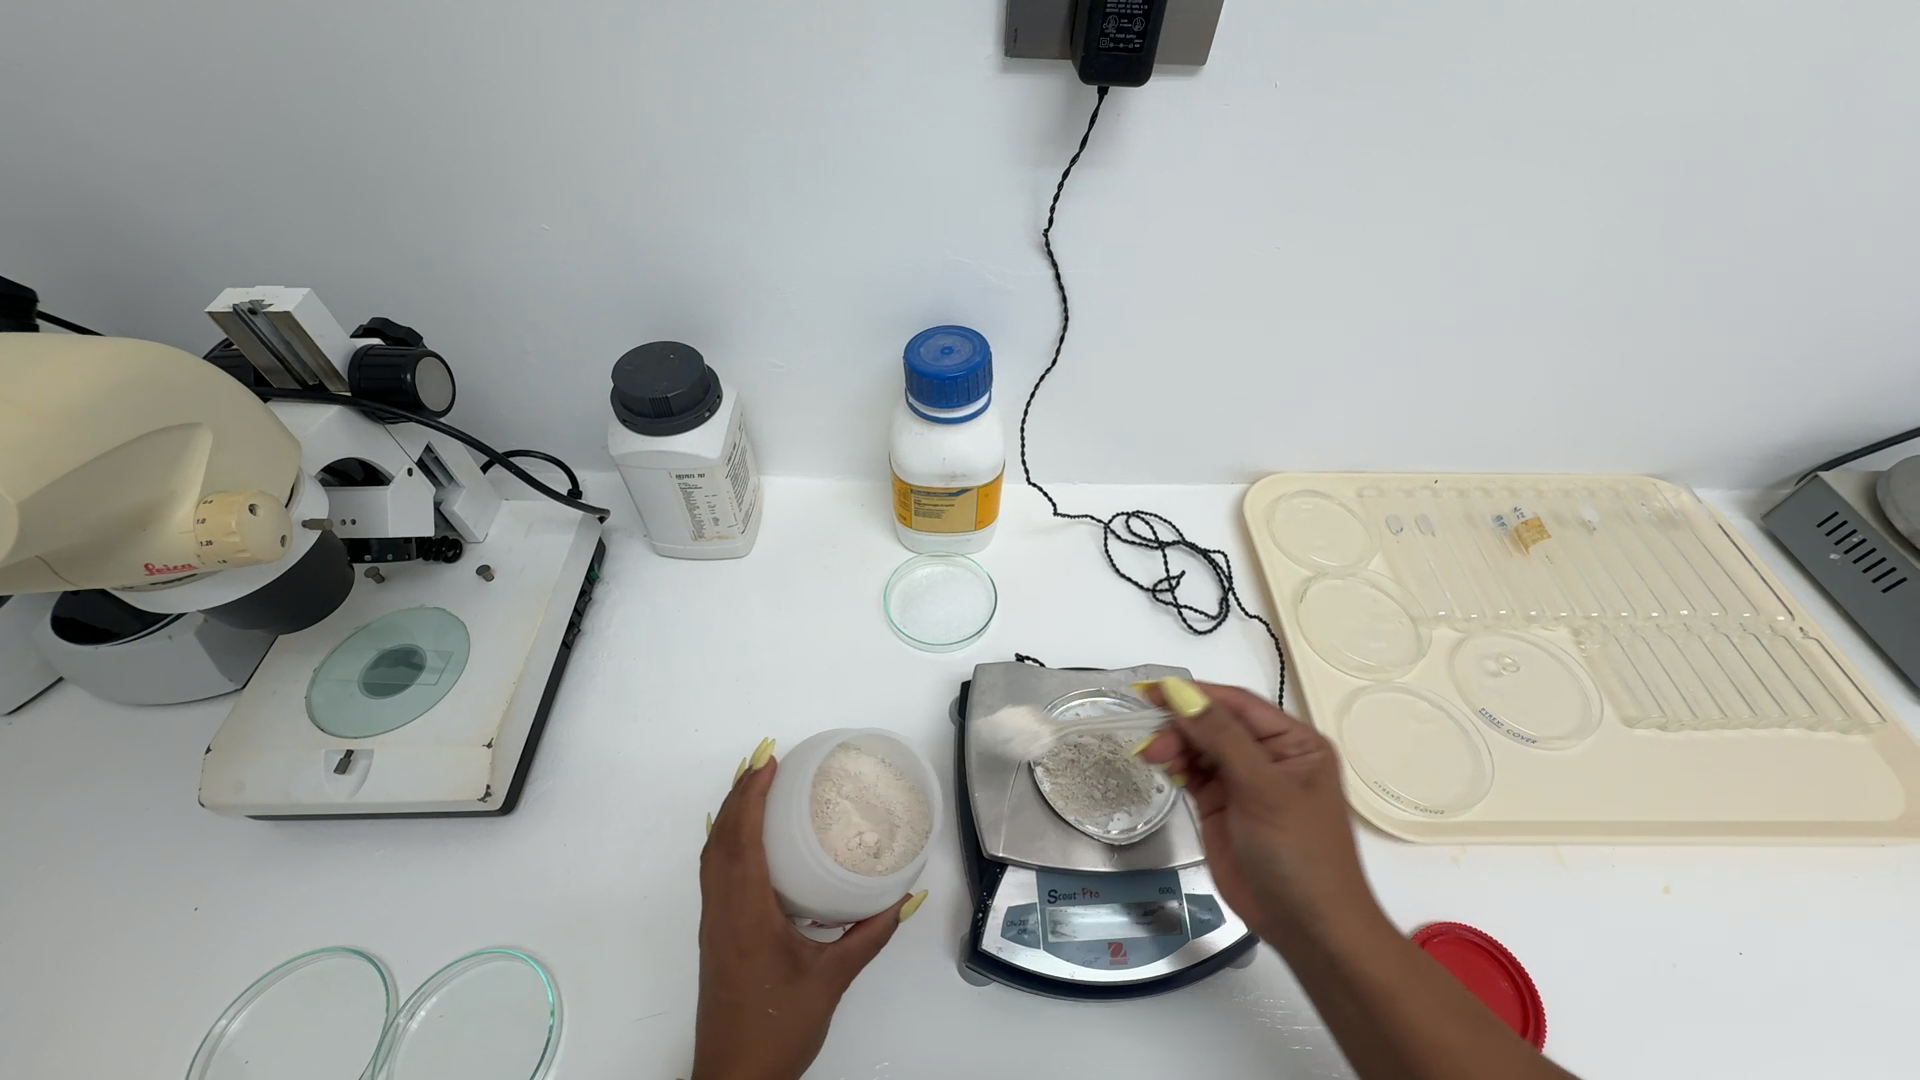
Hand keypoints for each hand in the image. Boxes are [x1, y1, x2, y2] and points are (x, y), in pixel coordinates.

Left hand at [692, 741, 923, 1079]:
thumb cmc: (779, 1027)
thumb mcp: (832, 980)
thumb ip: (869, 936)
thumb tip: (906, 897)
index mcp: (746, 914)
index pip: (741, 841)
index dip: (752, 797)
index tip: (768, 762)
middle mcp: (722, 912)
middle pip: (719, 840)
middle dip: (739, 795)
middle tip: (765, 761)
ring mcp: (714, 924)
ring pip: (711, 856)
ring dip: (729, 816)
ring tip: (754, 786)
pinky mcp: (716, 936)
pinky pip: (714, 874)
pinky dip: (726, 842)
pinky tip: (745, 839)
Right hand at [1137, 679, 1377, 945]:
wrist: (1308, 928)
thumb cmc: (1299, 853)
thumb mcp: (1263, 789)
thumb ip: (1221, 737)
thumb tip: (1181, 693)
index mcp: (1294, 742)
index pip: (1238, 704)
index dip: (1196, 694)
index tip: (1154, 691)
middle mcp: (1269, 756)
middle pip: (1214, 723)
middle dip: (1182, 725)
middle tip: (1151, 741)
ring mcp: (1244, 782)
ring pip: (1200, 746)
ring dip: (1175, 745)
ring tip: (1152, 757)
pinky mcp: (1221, 806)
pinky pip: (1193, 773)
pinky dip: (1175, 766)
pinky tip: (1161, 766)